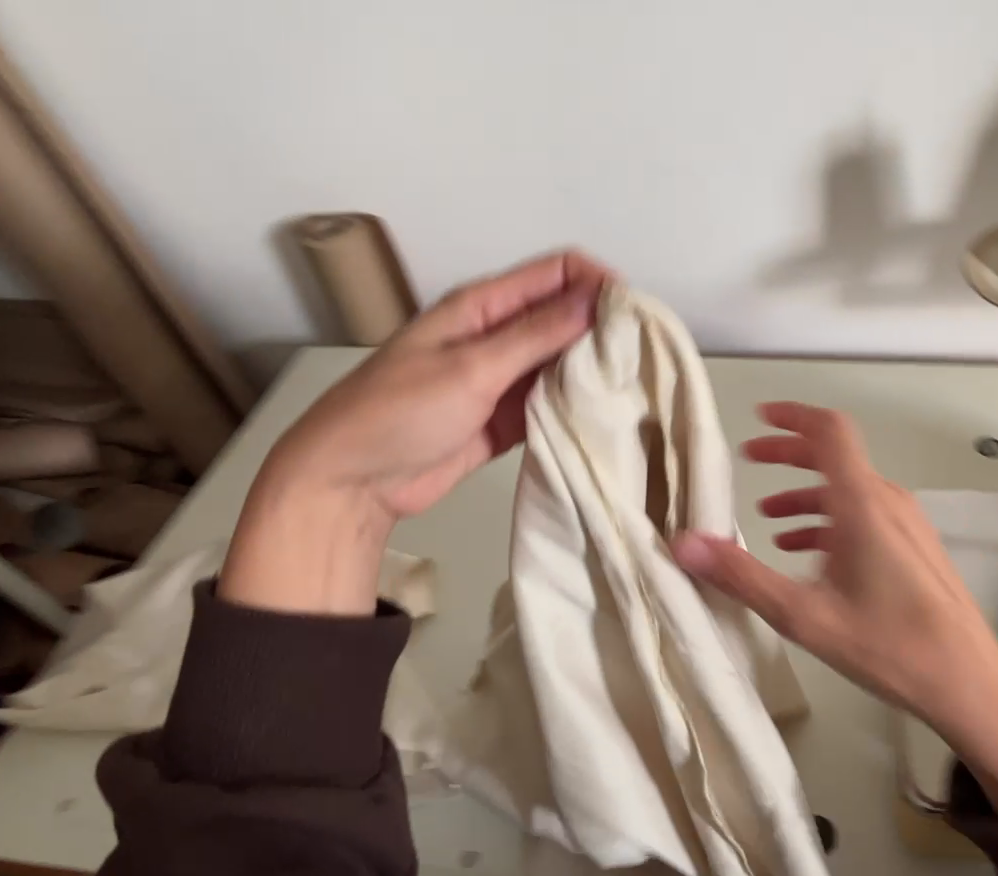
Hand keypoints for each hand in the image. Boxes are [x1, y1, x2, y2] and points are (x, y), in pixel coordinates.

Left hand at [221, 250, 609, 615]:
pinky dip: (574, 408)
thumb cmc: (401, 413)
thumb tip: (595, 299)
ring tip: (634, 389)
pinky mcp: (505, 421)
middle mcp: (497, 336)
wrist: (354, 480)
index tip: (635, 315)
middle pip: (564, 317)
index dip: (597, 282)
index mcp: (482, 306)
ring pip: (562, 363)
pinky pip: (550, 405)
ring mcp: (502, 381)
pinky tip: (603, 418)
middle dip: (603, 330)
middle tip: (643, 359)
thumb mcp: (472, 367)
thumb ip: (535, 335)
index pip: (554, 273)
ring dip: (593, 372)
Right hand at [671, 402, 997, 813]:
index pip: (830, 432)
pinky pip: (868, 518)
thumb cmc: (887, 645)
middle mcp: (889, 503)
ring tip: (768, 521)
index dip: (793, 416)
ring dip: (807, 497)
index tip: (758, 418)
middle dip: (790, 456)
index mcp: (863, 504)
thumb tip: (683, 544)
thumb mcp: (804, 616)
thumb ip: (742, 577)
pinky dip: (832, 523)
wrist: (966, 681)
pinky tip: (810, 558)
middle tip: (750, 461)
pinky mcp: (916, 549)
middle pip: (836, 458)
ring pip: (850, 492)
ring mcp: (908, 525)